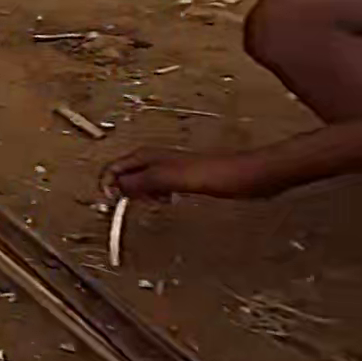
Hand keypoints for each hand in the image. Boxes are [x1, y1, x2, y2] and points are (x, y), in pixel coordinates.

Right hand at [101, 148, 258, 200]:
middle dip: (124, 190)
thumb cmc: (210, 174)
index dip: (107, 184)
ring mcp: (168, 168)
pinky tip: (168, 201)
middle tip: (138, 203)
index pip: (112, 169)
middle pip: (124, 174)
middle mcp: (150, 160)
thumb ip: (138, 182)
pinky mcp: (183, 177)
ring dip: (141, 194)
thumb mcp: (168, 178)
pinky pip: (158, 185)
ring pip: (141, 181)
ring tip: (155, 204)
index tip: (112, 202)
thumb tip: (114, 188)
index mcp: (143, 157)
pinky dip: (156, 194)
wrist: (254, 174)